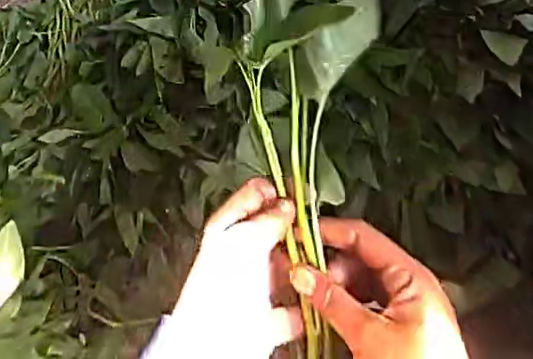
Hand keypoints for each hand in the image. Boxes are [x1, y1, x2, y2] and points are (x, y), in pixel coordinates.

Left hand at [167, 178, 302, 355]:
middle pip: (269, 233)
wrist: (210, 348)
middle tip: (314, 221)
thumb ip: (266, 221)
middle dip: (293, 228)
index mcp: (224, 230)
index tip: (295, 189)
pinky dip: (304, 307)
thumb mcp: (244, 242)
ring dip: (304, 266)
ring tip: (323, 260)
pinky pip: (290, 310)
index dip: (271, 191)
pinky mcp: (262, 324)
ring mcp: (250, 289)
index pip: (249, 198)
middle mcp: (236, 256)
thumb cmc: (219, 289)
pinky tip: (316, 301)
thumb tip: (287, 204)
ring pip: (283, 269)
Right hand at [289, 218, 465, 358]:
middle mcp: (412, 287)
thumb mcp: (370, 337)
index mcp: (412, 277)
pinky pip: (369, 308)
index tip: (300, 236)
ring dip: (336, 291)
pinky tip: (330, 320)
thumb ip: (333, 301)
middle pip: (360, 261)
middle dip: (329, 268)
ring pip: (363, 286)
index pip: (362, 236)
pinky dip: (348, 310)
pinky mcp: (404, 334)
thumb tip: (303, 274)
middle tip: (302, 276)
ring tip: (312, 300)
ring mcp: (409, 311)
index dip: (329, 233)